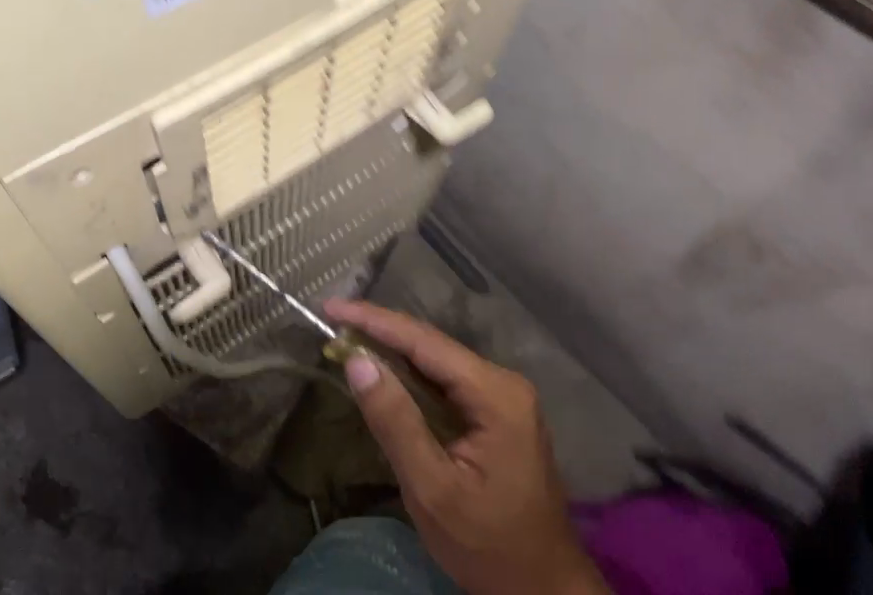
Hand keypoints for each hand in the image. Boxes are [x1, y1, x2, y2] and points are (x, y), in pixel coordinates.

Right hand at [325, 299, 607, 594]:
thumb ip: (395, 421)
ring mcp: (502, 398)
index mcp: (495, 395)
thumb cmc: (488, 544)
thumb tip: (356, 360)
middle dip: (378, 329)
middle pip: (430, 344)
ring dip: (390, 348)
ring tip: (345, 335)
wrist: (542, 588)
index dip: (373, 320)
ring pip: (435, 360)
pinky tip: (380, 368)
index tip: (330, 307)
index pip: (424, 342)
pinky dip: (407, 371)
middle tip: (331, 319)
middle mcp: (503, 383)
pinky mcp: (495, 413)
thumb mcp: (432, 488)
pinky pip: (443, 380)